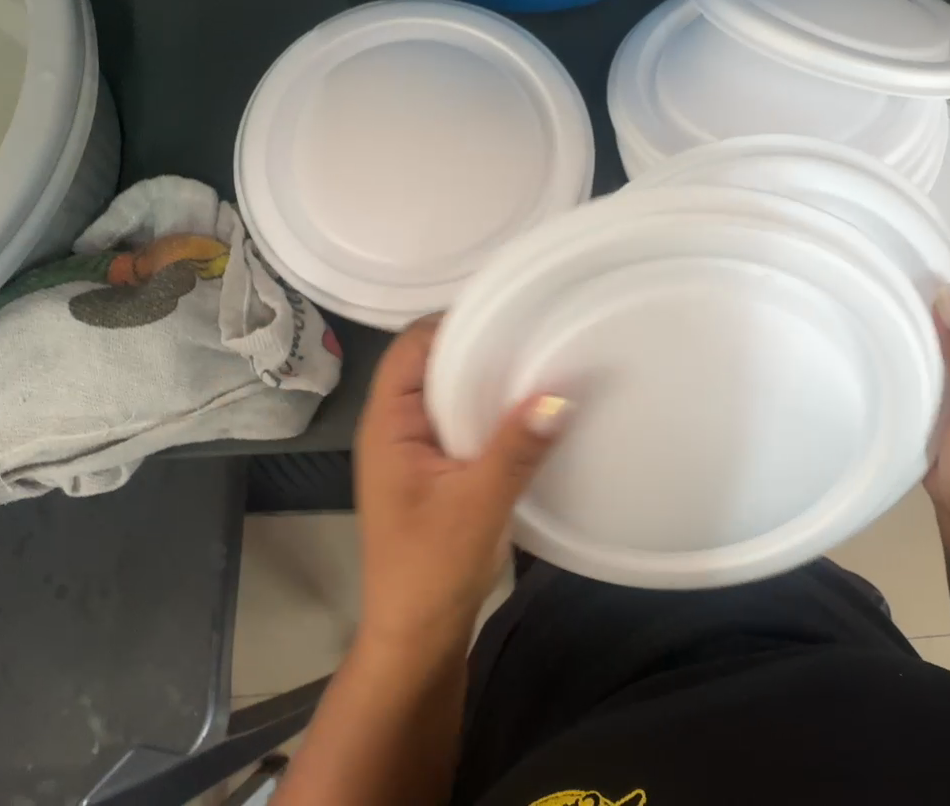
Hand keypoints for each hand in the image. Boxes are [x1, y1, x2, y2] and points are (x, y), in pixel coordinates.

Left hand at [354, 317, 572, 651]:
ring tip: (542, 362)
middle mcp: (397, 429)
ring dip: (490, 380)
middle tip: (538, 332)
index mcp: (388, 426)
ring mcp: (417, 451)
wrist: (417, 638)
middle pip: (434, 364)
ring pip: (452, 394)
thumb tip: (561, 392)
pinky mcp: (439, 471)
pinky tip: (531, 410)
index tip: (510, 311)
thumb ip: (518, 447)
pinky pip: (465, 422)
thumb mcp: (479, 504)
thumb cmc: (432, 571)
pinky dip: (494, 410)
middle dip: (481, 347)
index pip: (412, 347)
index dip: (455, 322)